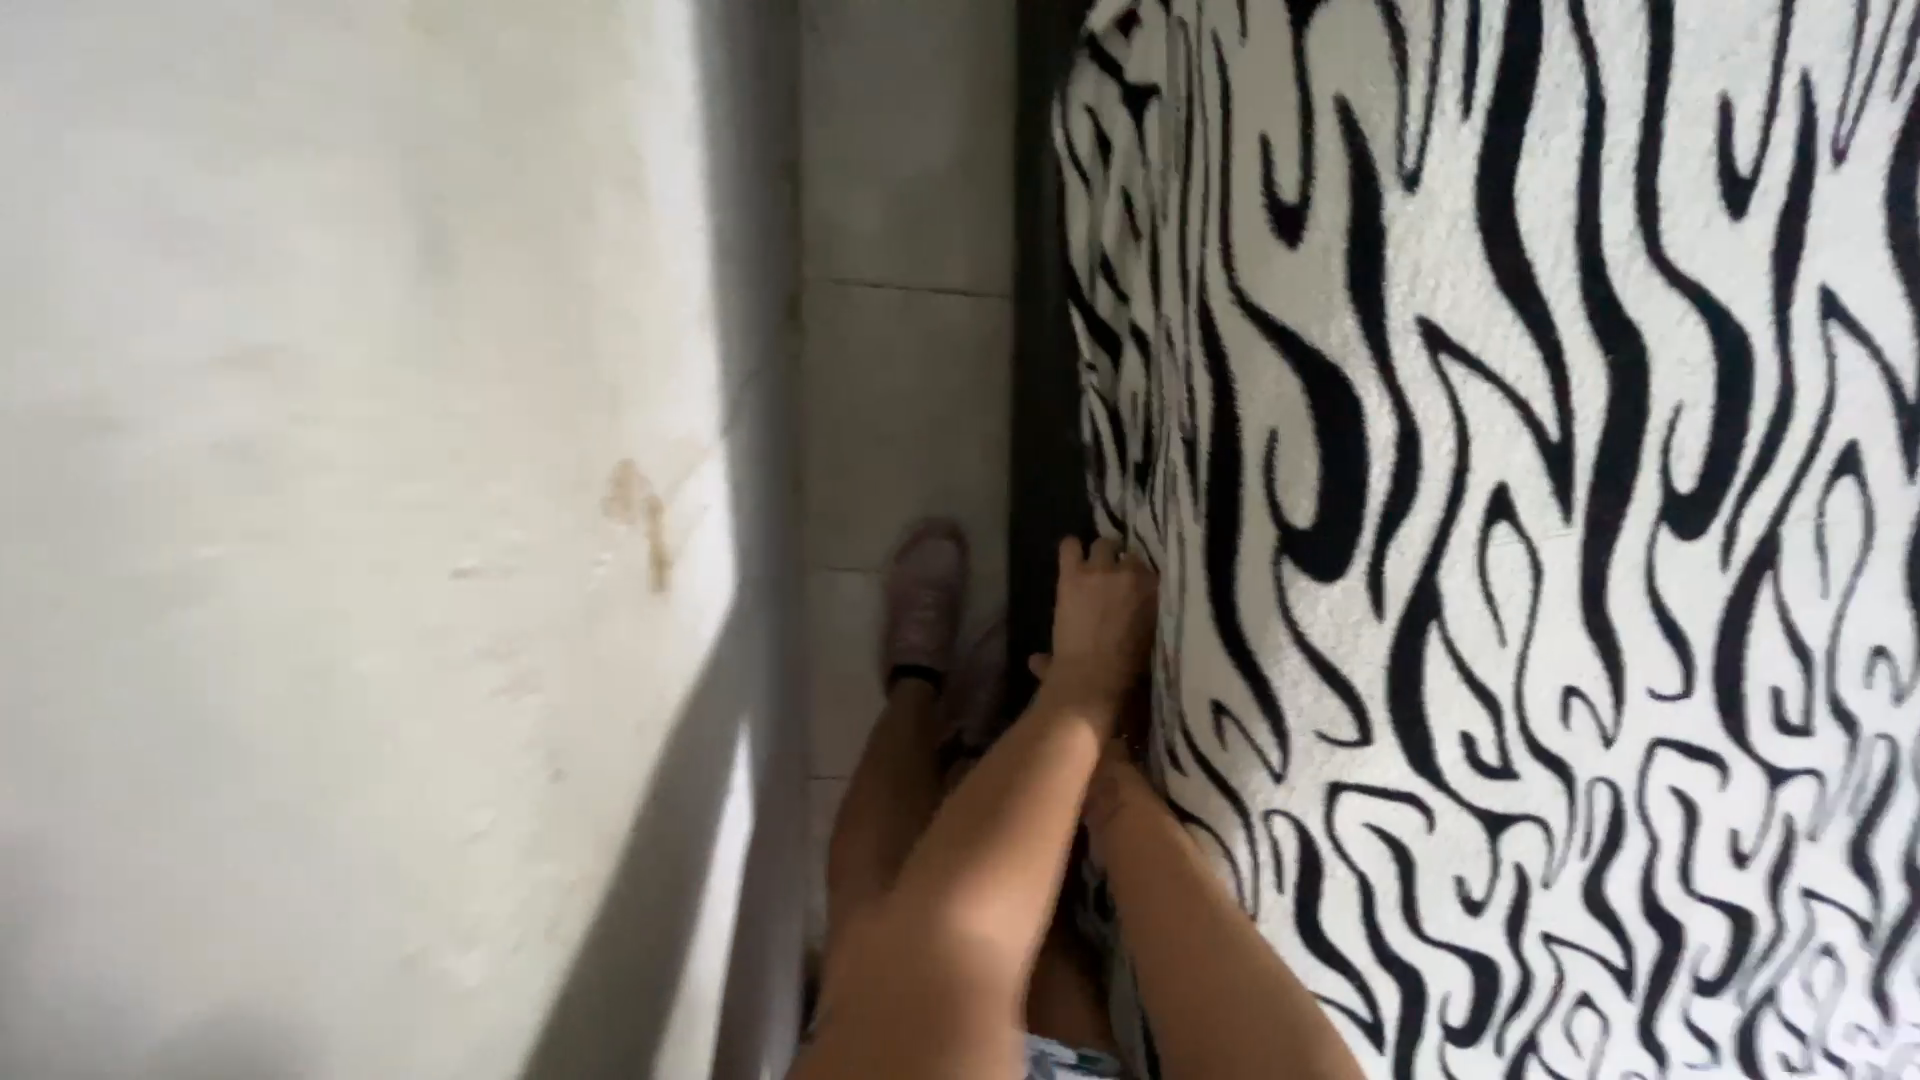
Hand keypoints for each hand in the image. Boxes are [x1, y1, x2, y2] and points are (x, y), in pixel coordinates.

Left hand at [1041, 536, 1157, 715]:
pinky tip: (1071, 555)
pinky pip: (1070, 546)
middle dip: (1121, 564)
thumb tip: (1140, 614)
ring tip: (1092, 567)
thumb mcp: (1152, 642)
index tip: (1135, 588)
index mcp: (1157, 592)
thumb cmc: (1126, 671)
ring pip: (1102, 544)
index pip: (1152, 571)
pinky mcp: (1073, 575)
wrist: (1092, 676)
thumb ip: (1149, 619)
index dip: (1141, 579)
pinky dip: (1071, 549)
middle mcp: (1133, 574)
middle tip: (1113, 579)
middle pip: (1129, 555)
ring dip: (1099, 555)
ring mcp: (1101, 570)